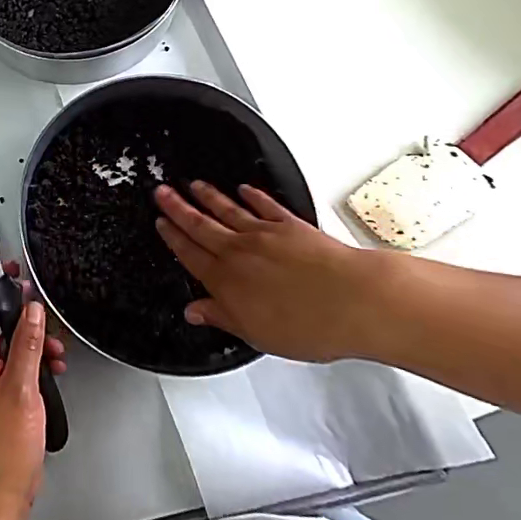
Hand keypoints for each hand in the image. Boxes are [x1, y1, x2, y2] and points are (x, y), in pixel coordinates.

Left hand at [0, 263, 67, 517]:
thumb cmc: (2, 449)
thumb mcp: (21, 387)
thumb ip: (26, 345)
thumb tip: (31, 311)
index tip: (13, 272)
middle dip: (22, 318)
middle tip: (44, 314)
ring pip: (8, 347)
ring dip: (31, 344)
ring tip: (55, 353)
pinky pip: (13, 368)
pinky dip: (32, 364)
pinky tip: (50, 371)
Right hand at [154, 182, 403, 362]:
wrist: (359, 302)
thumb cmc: (311, 324)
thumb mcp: (256, 333)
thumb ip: (221, 317)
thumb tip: (195, 312)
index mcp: (224, 280)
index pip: (188, 253)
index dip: (171, 236)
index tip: (161, 223)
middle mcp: (238, 252)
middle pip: (199, 225)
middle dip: (177, 207)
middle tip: (161, 192)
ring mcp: (266, 236)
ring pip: (227, 211)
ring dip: (208, 197)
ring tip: (193, 185)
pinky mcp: (294, 227)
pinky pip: (266, 206)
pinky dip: (253, 196)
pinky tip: (245, 189)